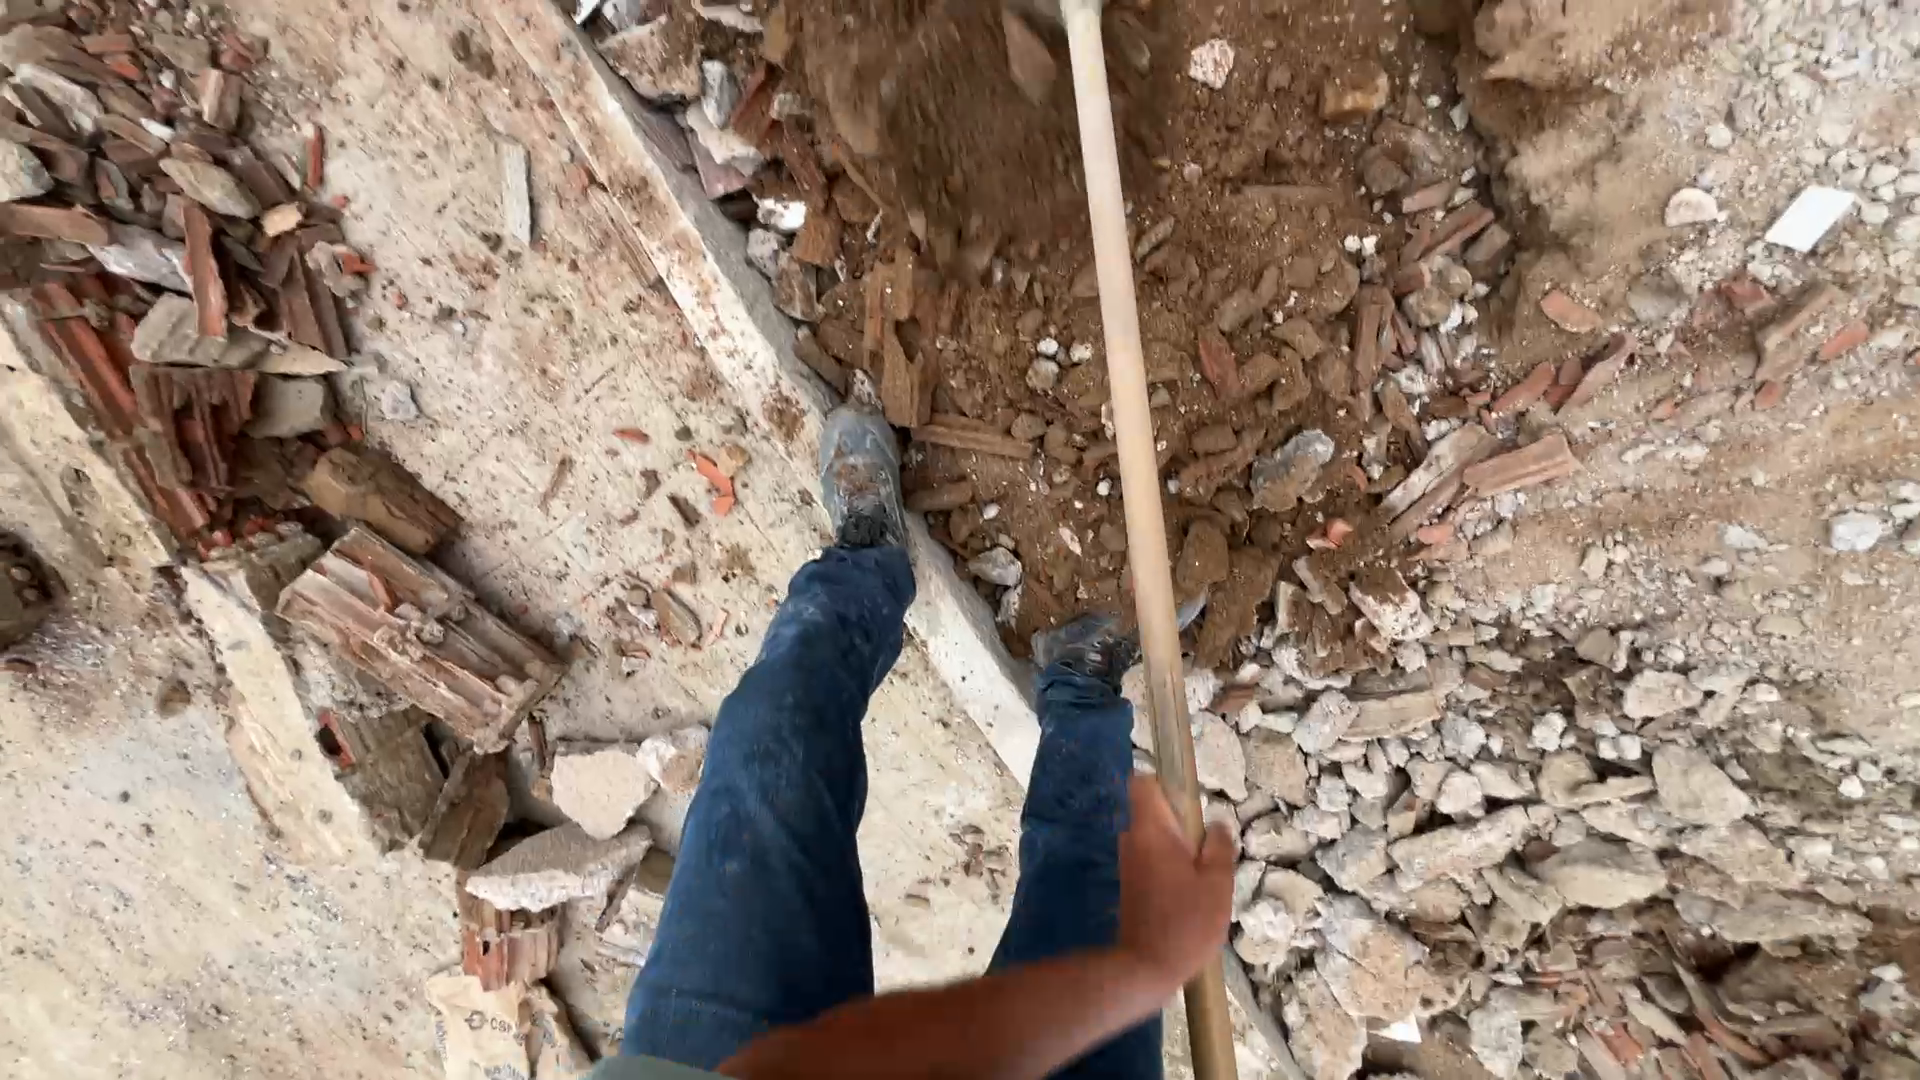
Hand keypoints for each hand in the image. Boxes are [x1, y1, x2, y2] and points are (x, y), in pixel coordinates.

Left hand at [1115, 775, 1235, 993]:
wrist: (1146, 965)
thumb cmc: (1186, 920)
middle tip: (1206, 846)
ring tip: (1202, 873)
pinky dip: (1168, 863)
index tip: (1188, 798)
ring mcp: (1128, 859)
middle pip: (1152, 809)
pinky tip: (1188, 890)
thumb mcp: (1217, 883)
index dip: (1163, 781)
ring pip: (1153, 835)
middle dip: (1179, 820)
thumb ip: (1219, 846)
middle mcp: (1132, 836)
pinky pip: (1150, 855)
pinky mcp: (1129, 879)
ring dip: (1176, 846)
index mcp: (1150, 828)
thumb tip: (1217, 823)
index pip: (1142, 782)